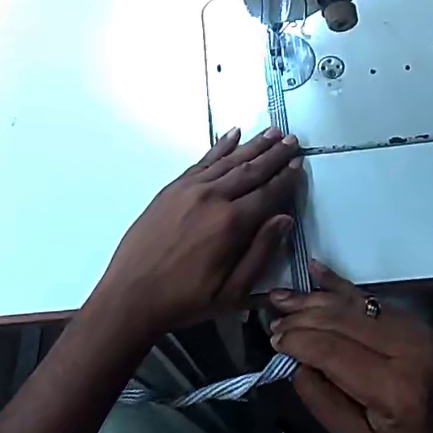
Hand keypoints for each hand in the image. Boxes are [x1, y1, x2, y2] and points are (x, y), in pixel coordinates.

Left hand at [84, 126, 302, 345]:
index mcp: (231, 224)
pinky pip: (202, 161)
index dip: (286, 179)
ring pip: (228, 161)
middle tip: (292, 139)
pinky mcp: (172, 188)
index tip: (300, 164)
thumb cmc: (185, 299)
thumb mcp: (232, 292)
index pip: (268, 194)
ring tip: (271, 132)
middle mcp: (212, 198)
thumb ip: (261, 253)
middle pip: (250, 170)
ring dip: (252, 145)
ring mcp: (189, 189)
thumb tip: (285, 219)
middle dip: (274, 155)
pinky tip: (232, 135)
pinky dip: (220, 147)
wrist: (131, 292)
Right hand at [270, 262, 432, 432]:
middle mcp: (411, 351)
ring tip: (280, 297)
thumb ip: (322, 401)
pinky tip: (315, 271)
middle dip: (301, 317)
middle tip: (272, 319)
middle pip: (341, 320)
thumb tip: (291, 360)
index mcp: (398, 390)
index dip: (297, 340)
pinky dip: (340, 287)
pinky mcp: (418, 324)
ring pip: (353, 305)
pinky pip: (371, 300)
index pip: (332, 350)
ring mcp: (419, 332)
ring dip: (314, 299)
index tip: (271, 339)